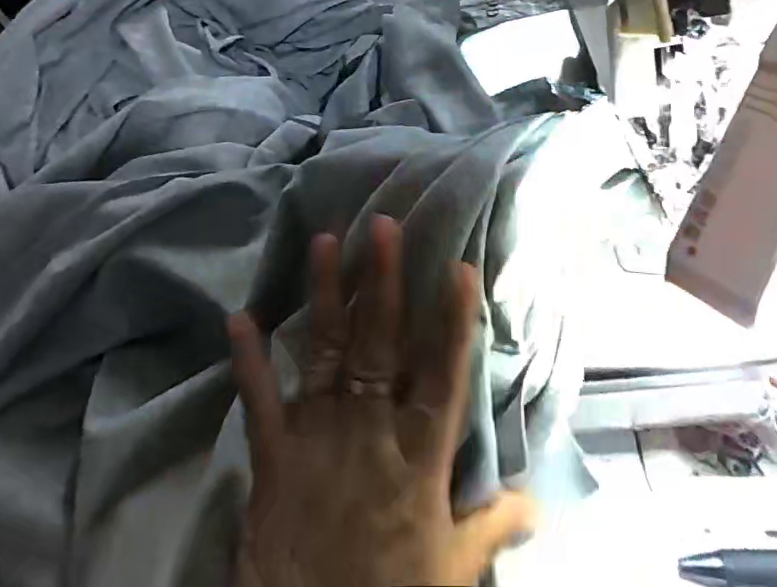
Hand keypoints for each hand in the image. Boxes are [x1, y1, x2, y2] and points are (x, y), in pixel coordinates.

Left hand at [228, 215, 534, 586]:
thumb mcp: (451, 566)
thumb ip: (491, 525)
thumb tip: (538, 499)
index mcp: (418, 457)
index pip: (442, 376)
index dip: (450, 321)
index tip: (457, 267)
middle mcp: (370, 431)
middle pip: (379, 344)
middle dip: (382, 282)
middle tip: (381, 225)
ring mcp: (319, 436)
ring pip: (325, 351)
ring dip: (325, 295)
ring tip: (325, 241)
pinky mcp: (275, 453)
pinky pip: (259, 399)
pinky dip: (248, 359)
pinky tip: (238, 316)